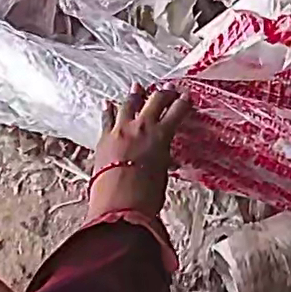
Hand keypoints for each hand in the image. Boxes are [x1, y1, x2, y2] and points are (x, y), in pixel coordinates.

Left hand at [90, 85, 192, 218]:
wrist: (118, 204)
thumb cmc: (147, 194)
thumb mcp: (162, 173)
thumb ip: (162, 158)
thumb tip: (165, 157)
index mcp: (160, 135)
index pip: (177, 112)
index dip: (183, 102)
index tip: (187, 97)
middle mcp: (141, 127)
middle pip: (154, 100)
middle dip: (164, 93)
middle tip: (169, 89)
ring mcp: (120, 130)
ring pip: (128, 104)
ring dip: (135, 94)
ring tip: (137, 87)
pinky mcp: (104, 138)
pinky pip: (107, 118)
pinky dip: (109, 110)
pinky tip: (108, 103)